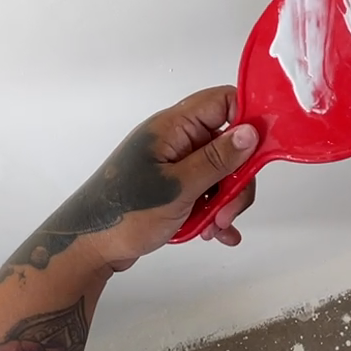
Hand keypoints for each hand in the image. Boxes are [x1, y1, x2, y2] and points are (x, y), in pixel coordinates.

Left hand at [0, 87, 259, 281]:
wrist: (87, 248)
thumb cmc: (126, 212)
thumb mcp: (177, 188)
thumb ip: (217, 160)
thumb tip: (251, 131)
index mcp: (173, 127)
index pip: (223, 102)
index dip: (248, 119)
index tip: (263, 151)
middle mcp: (176, 140)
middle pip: (229, 144)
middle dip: (236, 179)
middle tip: (228, 210)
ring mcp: (175, 165)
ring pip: (221, 172)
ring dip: (226, 201)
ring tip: (215, 228)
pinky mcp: (175, 189)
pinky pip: (207, 192)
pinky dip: (215, 212)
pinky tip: (217, 234)